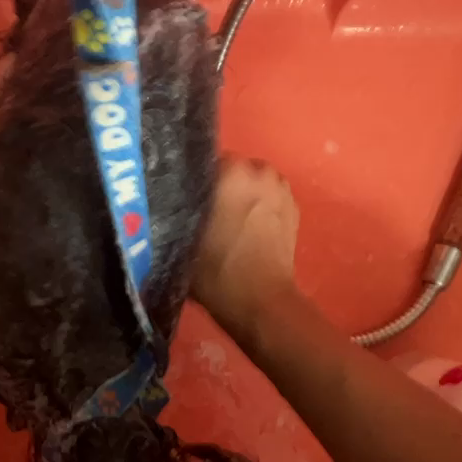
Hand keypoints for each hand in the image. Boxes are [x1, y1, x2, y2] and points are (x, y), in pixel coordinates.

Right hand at [192, 157, 300, 335]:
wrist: (260, 301)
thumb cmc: (215, 272)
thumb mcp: (180, 240)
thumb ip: (176, 211)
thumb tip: (168, 198)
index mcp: (230, 171)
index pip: (202, 160)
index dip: (191, 180)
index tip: (182, 200)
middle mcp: (258, 171)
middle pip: (230, 168)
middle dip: (218, 185)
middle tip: (204, 213)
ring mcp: (281, 188)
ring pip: (251, 182)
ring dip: (240, 194)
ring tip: (227, 222)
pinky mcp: (294, 208)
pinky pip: (268, 197)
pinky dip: (258, 207)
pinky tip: (247, 230)